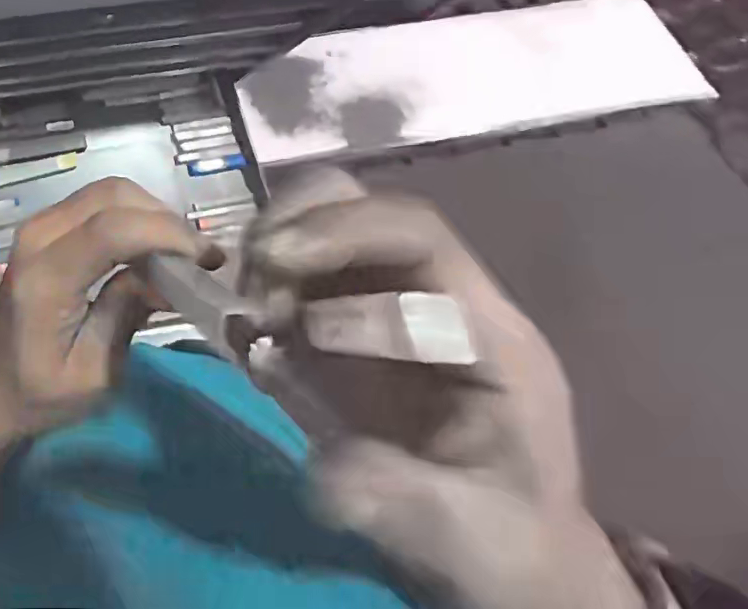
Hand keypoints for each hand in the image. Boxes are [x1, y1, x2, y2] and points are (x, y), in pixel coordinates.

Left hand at [0, 177, 208, 444]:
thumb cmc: (38, 392)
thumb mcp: (93, 374)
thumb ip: (127, 315)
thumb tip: (171, 277)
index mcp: (46, 279)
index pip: (112, 230)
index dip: (166, 234)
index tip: (207, 259)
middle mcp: (38, 237)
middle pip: (114, 197)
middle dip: (165, 220)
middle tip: (199, 257)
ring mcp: (39, 225)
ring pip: (110, 191)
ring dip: (152, 214)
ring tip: (181, 252)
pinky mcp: (46, 224)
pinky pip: (100, 201)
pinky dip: (135, 215)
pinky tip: (154, 246)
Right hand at [246, 169, 641, 608]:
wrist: (497, 539)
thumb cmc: (498, 533)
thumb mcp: (467, 536)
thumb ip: (402, 500)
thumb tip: (328, 471)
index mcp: (489, 332)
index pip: (423, 244)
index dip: (353, 250)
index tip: (299, 307)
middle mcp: (437, 290)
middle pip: (374, 208)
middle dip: (308, 223)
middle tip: (258, 267)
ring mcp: (389, 292)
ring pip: (331, 213)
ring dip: (277, 240)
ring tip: (249, 302)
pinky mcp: (347, 306)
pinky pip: (299, 257)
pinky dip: (263, 271)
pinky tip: (249, 319)